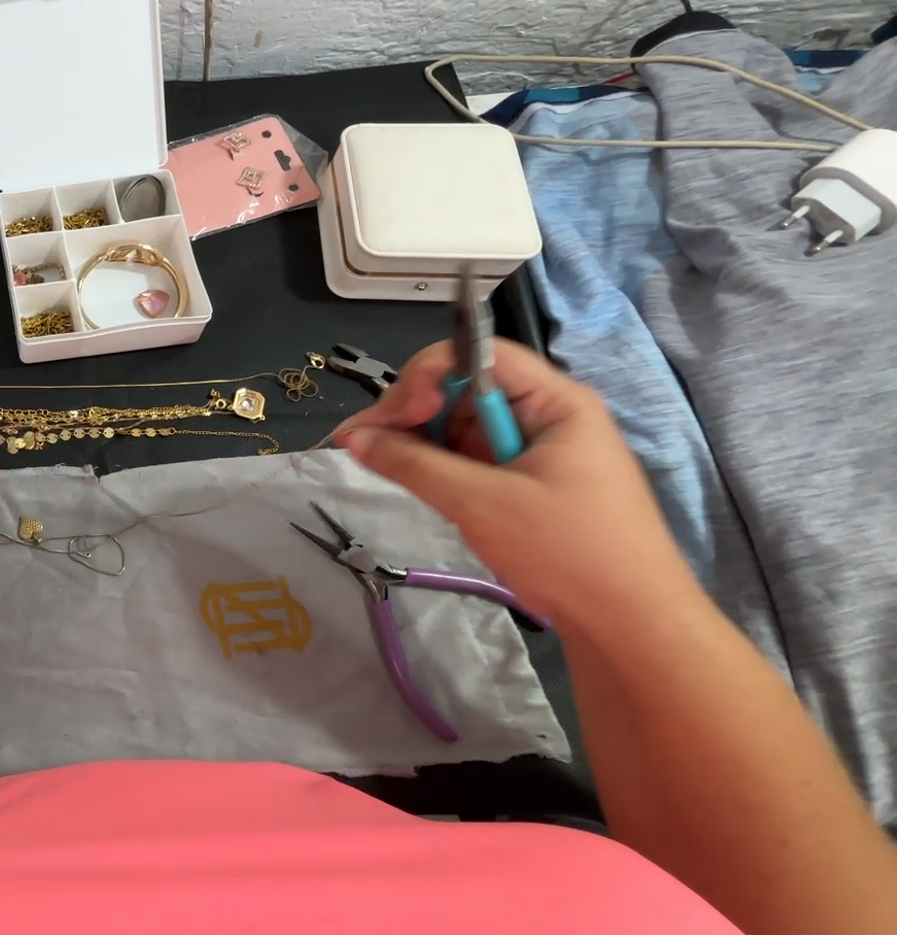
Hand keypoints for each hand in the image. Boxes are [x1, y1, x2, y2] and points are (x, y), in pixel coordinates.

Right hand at [335, 338, 697, 625]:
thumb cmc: (566, 551)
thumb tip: (351, 437)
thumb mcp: (480, 502)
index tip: (405, 414)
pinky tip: (396, 471)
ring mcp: (527, 447)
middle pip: (457, 386)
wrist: (627, 623)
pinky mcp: (515, 478)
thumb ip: (411, 463)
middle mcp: (540, 414)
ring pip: (451, 421)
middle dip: (408, 408)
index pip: (478, 355)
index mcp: (554, 402)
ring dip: (409, 435)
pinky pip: (459, 453)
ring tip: (370, 457)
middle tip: (363, 441)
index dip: (431, 373)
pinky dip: (425, 459)